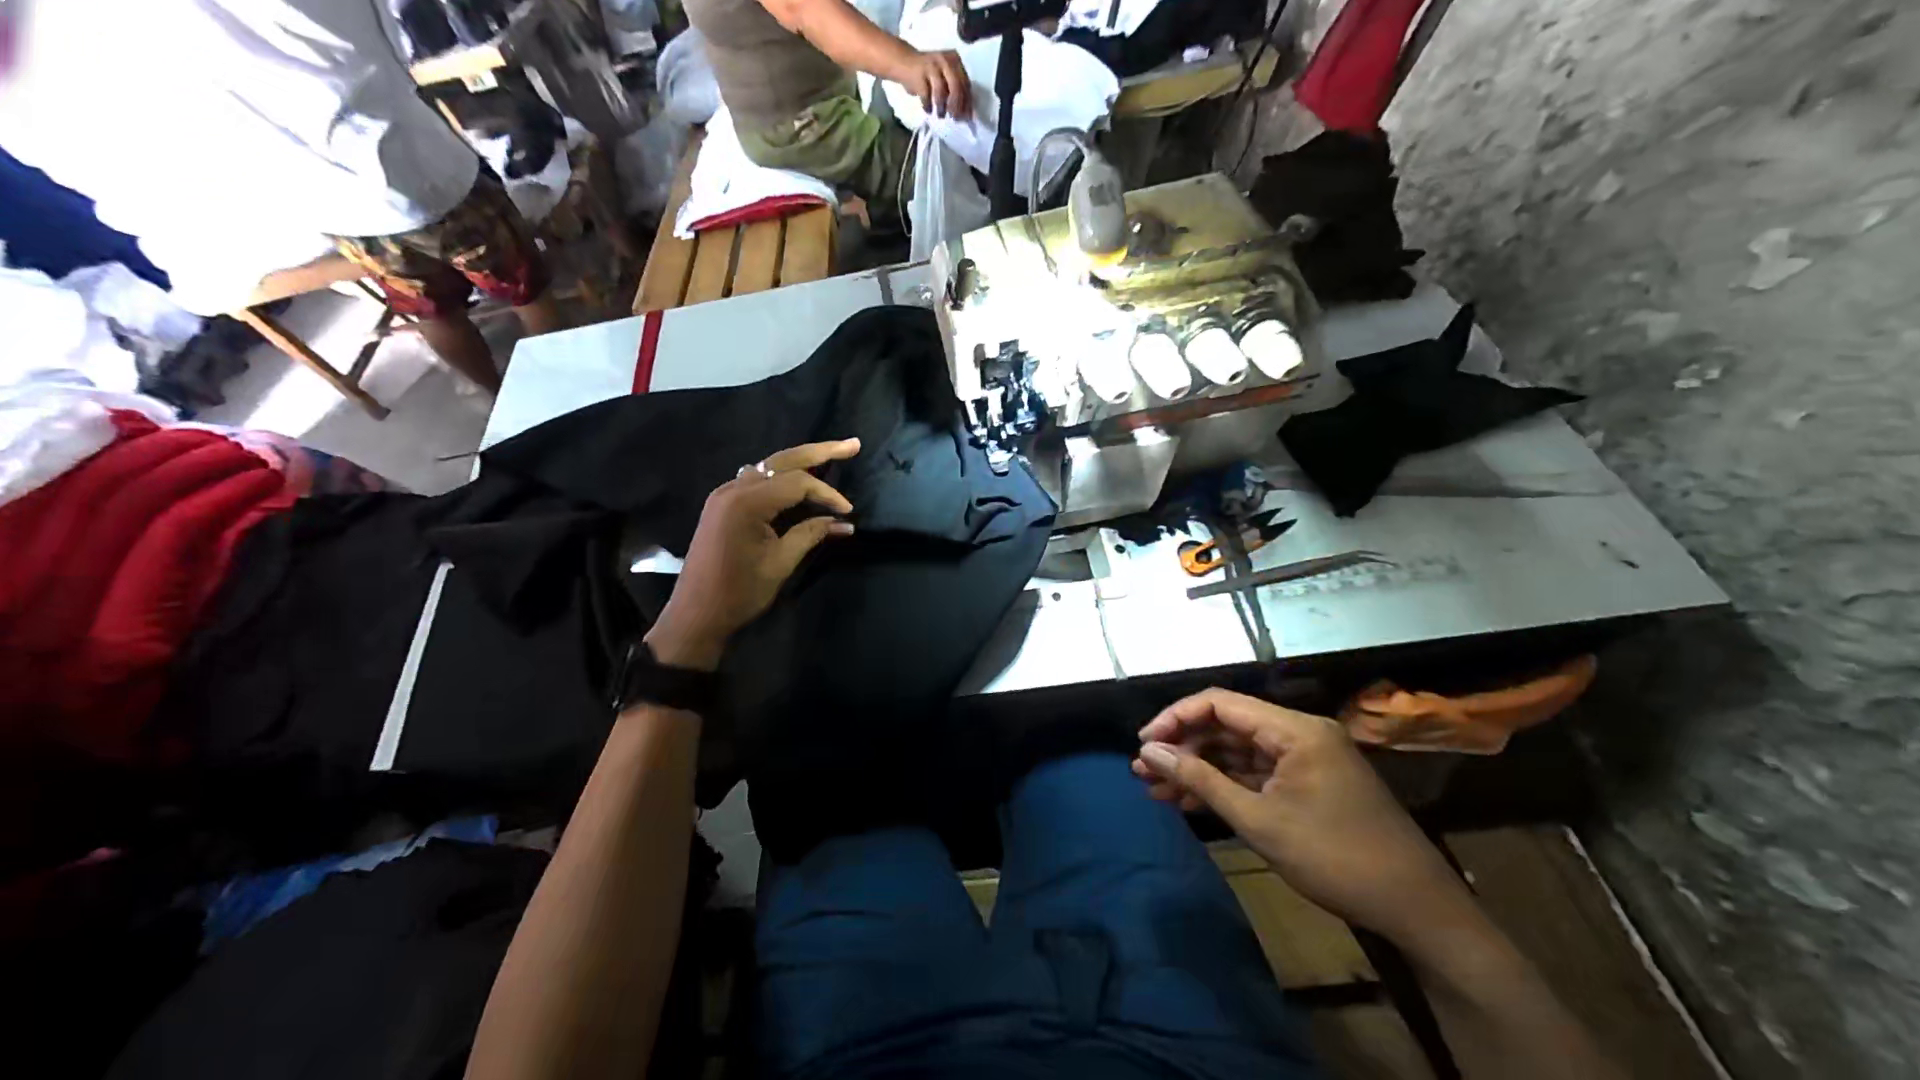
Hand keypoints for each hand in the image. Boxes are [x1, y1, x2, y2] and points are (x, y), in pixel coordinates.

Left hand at [645, 439, 859, 670]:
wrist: (696, 613)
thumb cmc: (739, 592)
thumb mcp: (781, 563)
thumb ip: (811, 534)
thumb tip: (844, 523)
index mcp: (747, 502)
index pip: (797, 482)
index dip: (827, 493)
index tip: (848, 512)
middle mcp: (733, 489)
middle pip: (783, 460)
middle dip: (820, 451)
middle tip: (852, 444)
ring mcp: (724, 495)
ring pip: (768, 467)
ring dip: (799, 462)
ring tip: (829, 457)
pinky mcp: (722, 505)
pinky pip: (756, 480)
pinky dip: (781, 477)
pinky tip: (797, 481)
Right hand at [897, 49, 970, 120]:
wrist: (904, 62)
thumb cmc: (928, 75)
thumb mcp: (946, 77)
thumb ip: (956, 90)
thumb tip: (966, 113)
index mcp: (954, 60)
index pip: (965, 83)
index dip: (967, 102)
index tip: (966, 117)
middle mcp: (944, 60)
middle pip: (956, 86)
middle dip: (956, 106)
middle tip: (955, 119)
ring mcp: (931, 66)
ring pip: (941, 90)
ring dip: (941, 107)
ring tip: (940, 115)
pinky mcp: (918, 74)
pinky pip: (926, 94)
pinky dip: (928, 105)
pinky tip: (928, 110)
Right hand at [1133, 688, 1470, 947]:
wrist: (1415, 907)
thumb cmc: (1334, 857)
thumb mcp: (1259, 820)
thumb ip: (1201, 779)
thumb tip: (1150, 751)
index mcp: (1294, 729)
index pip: (1219, 703)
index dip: (1175, 718)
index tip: (1144, 744)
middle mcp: (1299, 733)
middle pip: (1227, 725)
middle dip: (1183, 747)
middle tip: (1143, 771)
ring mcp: (1304, 759)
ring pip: (1237, 751)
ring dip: (1198, 768)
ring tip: (1155, 788)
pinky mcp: (1307, 783)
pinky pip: (1255, 773)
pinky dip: (1223, 785)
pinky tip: (1189, 800)